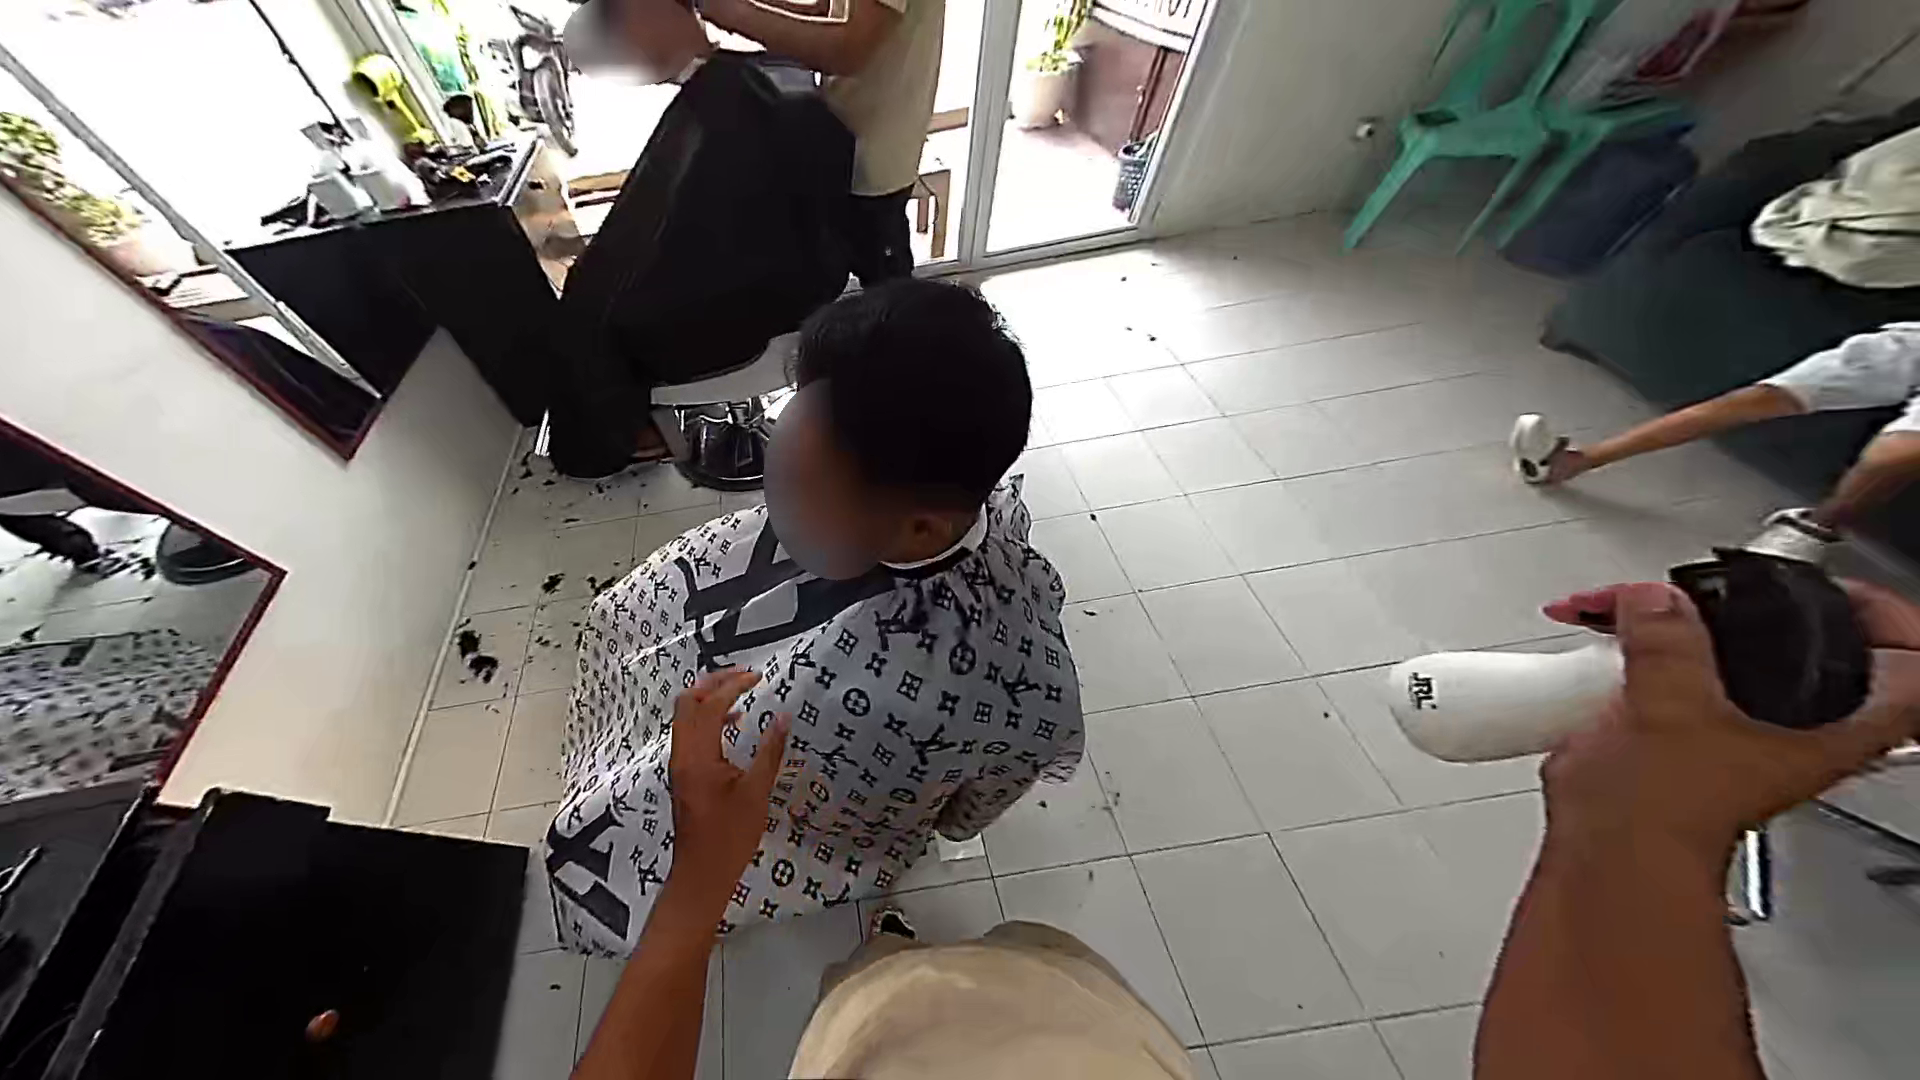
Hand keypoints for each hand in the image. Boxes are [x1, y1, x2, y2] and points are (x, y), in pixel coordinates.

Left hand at [666, 670, 790, 899]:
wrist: (701, 875)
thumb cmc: (730, 835)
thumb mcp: (757, 791)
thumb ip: (770, 750)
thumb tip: (784, 717)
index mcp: (698, 756)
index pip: (710, 705)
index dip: (733, 685)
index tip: (759, 677)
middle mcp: (683, 754)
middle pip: (688, 702)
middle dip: (714, 682)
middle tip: (745, 675)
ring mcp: (681, 764)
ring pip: (686, 716)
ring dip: (710, 697)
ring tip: (742, 691)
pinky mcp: (685, 773)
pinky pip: (691, 732)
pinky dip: (710, 717)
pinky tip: (735, 723)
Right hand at [1539, 581, 1919, 857]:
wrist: (1608, 835)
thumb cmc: (1666, 805)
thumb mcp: (1673, 713)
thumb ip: (1669, 648)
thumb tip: (1656, 598)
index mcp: (1833, 722)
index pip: (1905, 652)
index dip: (1868, 609)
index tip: (1801, 584)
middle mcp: (1790, 715)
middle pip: (1784, 634)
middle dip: (1721, 602)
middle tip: (1670, 589)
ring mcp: (1725, 713)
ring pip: (1709, 643)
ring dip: (1656, 615)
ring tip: (1608, 606)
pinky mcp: (1670, 712)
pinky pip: (1658, 658)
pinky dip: (1626, 639)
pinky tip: (1594, 631)